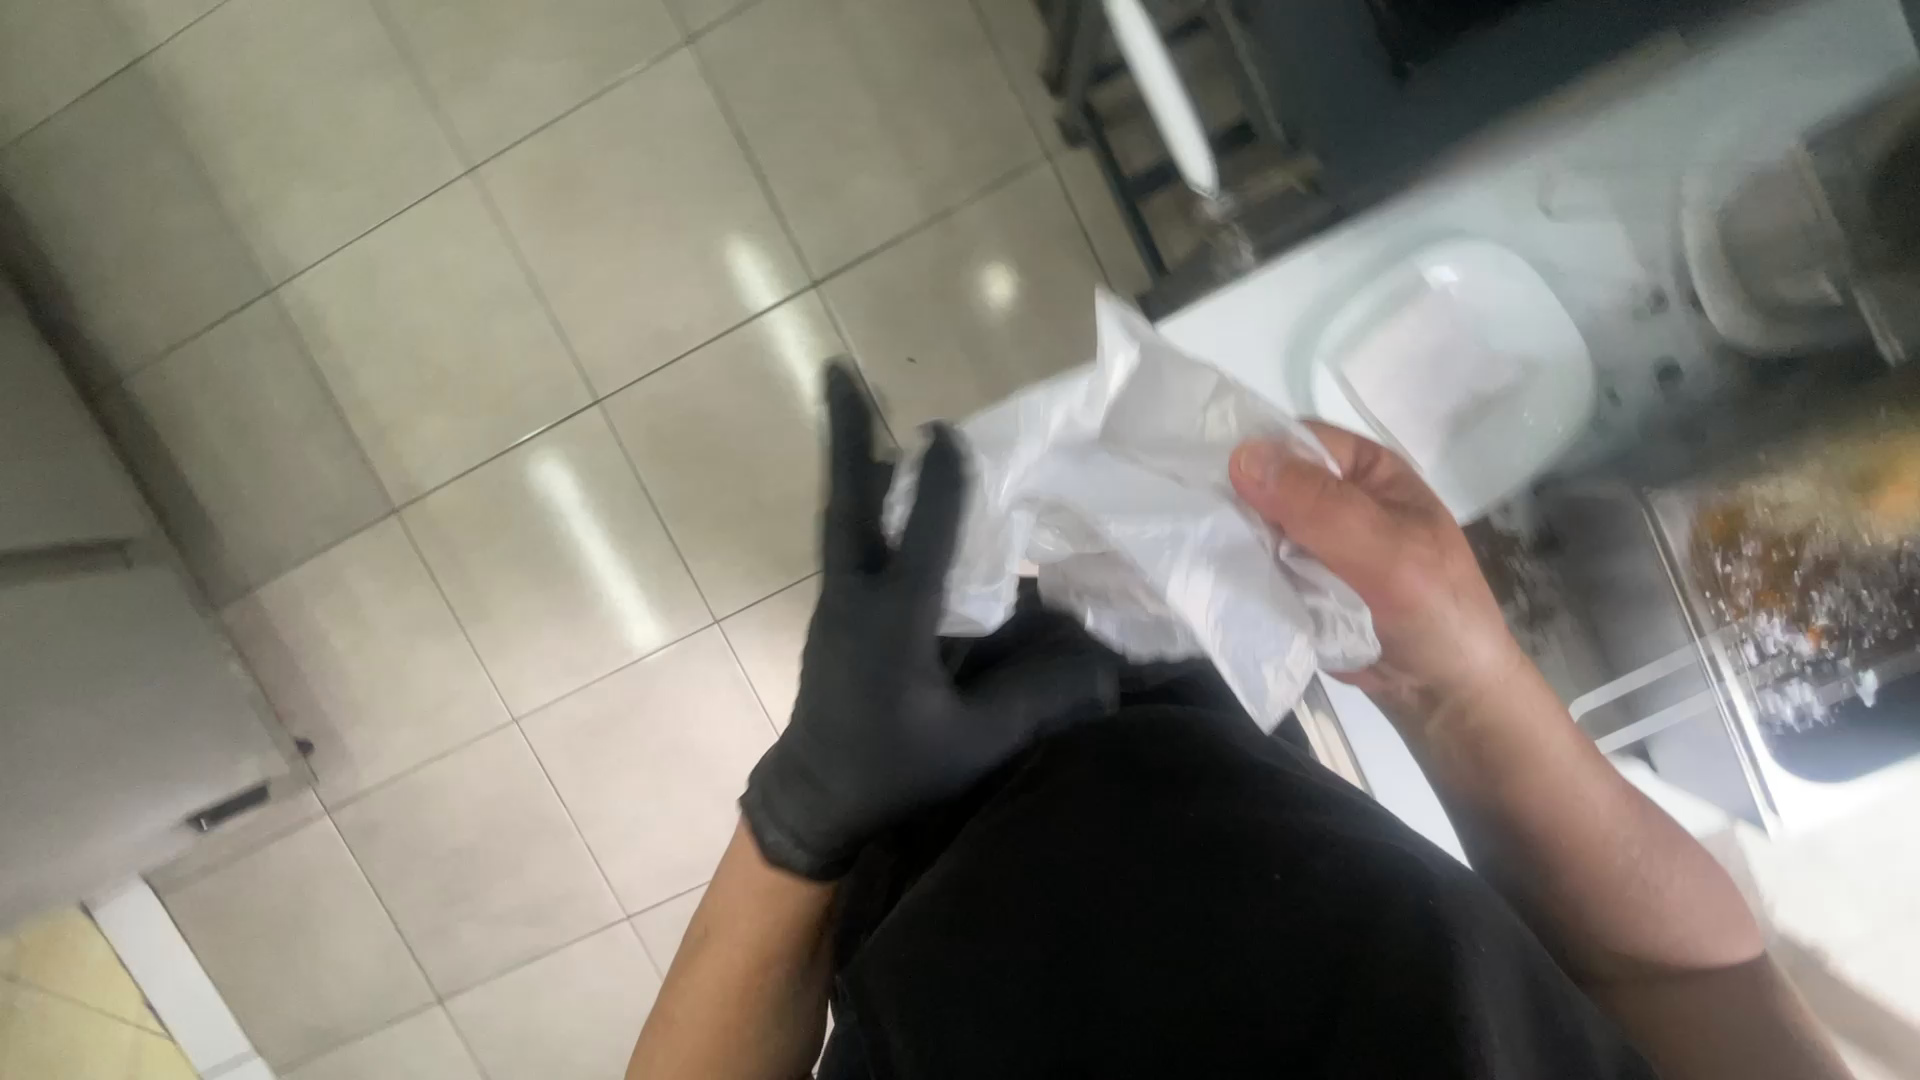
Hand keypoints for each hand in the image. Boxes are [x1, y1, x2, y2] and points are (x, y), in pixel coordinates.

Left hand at [740, 365, 1117, 880]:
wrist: (815, 799)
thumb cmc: (893, 772)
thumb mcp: (972, 742)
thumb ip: (1035, 696)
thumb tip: (1100, 664)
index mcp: (892, 623)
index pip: (921, 538)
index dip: (938, 483)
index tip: (949, 431)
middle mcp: (854, 598)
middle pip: (848, 504)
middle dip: (848, 436)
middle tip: (836, 372)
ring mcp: (836, 604)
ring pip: (841, 518)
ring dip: (851, 462)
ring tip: (859, 410)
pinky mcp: (835, 615)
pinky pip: (847, 542)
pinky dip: (860, 503)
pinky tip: (880, 491)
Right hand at [1229, 422, 1528, 730]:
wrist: (1439, 690)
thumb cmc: (1434, 610)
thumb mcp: (1385, 551)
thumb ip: (1320, 505)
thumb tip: (1242, 457)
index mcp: (1363, 469)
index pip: (1294, 442)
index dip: (1254, 458)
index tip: (1215, 487)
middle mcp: (1330, 495)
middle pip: (1264, 481)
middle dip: (1236, 502)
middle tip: (1198, 525)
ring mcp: (1307, 539)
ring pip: (1251, 523)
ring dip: (1230, 539)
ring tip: (1200, 553)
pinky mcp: (1290, 576)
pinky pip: (1251, 561)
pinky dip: (1235, 570)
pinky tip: (1213, 576)